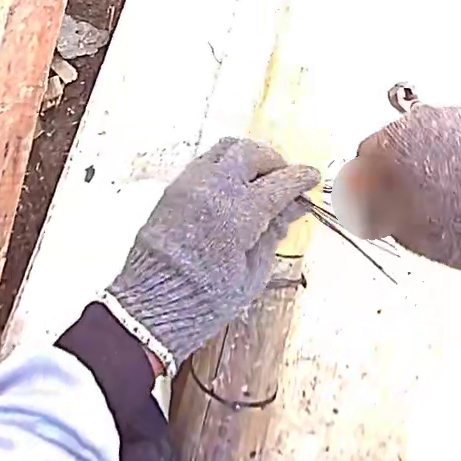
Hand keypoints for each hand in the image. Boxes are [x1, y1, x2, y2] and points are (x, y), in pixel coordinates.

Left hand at [104, 138, 319, 369]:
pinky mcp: (175, 188)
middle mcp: (217, 187)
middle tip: (283, 179)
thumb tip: (292, 208)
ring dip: (248, 157)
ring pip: (228, 148)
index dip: (302, 178)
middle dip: (274, 161)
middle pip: (254, 153)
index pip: (282, 182)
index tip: (313, 178)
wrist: (147, 312)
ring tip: (256, 177)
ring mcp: (193, 183)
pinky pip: (207, 161)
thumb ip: (273, 234)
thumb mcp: (252, 274)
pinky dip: (226, 164)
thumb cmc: (205, 302)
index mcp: (241, 212)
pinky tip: (231, 186)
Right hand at [349, 85, 460, 291]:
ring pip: (432, 133)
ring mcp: (457, 116)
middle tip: (411, 195)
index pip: (365, 155)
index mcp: (394, 144)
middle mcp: (422, 120)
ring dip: (432, 154)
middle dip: (401, 163)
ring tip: (448, 190)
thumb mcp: (407, 229)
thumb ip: (377, 206)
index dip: (367, 181)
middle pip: (399, 138)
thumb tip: (365, 197)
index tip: (374, 197)